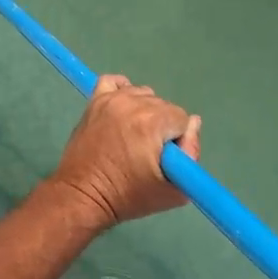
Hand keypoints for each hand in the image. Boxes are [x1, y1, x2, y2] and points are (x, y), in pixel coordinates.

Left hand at [45, 75, 199, 229]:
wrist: (84, 196)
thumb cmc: (129, 196)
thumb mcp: (174, 189)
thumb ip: (192, 153)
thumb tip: (193, 124)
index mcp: (152, 122)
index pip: (182, 120)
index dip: (178, 142)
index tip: (163, 160)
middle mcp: (132, 103)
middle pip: (163, 107)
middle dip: (162, 128)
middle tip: (147, 153)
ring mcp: (110, 99)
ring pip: (143, 95)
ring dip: (144, 112)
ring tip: (133, 137)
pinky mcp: (94, 102)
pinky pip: (113, 82)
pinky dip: (122, 91)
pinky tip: (124, 110)